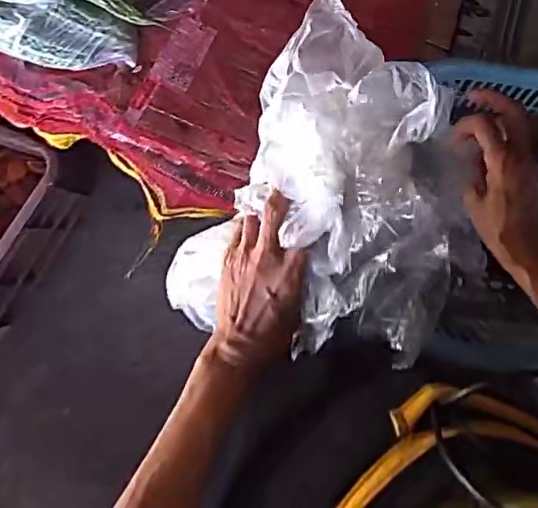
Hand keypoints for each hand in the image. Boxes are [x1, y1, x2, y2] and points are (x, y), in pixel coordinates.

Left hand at [208, 191, 306, 371]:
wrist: (237, 346)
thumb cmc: (272, 334)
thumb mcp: (298, 308)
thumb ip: (301, 281)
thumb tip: (304, 266)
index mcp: (291, 268)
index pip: (303, 234)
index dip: (308, 224)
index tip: (310, 217)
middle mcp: (267, 255)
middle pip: (273, 213)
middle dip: (279, 198)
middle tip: (282, 190)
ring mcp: (244, 255)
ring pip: (250, 218)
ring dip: (257, 213)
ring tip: (261, 209)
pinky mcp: (227, 260)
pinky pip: (235, 233)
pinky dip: (242, 228)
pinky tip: (246, 227)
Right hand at [456, 90, 537, 283]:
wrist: (529, 249)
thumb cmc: (498, 229)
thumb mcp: (473, 201)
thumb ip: (471, 172)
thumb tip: (471, 157)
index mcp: (502, 160)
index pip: (484, 125)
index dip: (465, 124)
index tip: (453, 139)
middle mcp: (520, 153)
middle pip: (513, 111)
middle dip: (493, 98)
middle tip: (473, 96)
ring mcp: (529, 158)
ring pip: (521, 121)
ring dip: (501, 111)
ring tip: (482, 112)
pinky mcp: (531, 166)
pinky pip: (520, 135)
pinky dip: (506, 127)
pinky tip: (490, 136)